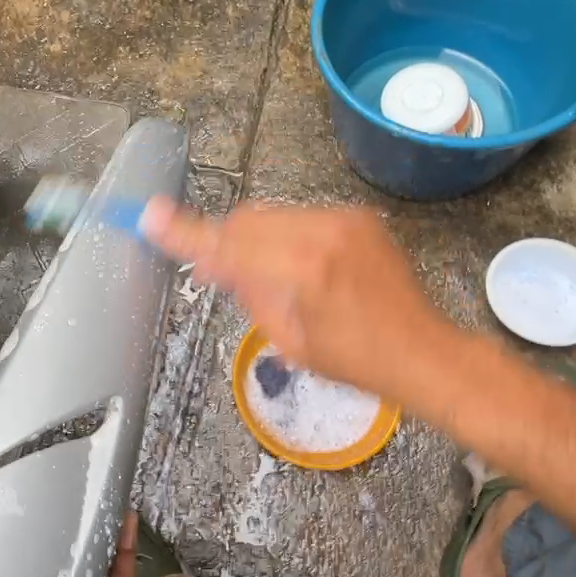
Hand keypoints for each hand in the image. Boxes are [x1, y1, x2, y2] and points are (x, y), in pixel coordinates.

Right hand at [139, 198, 467, 404]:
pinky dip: (284, 236)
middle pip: (246, 219)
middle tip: (216, 271)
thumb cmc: (356, 361)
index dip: (186, 234)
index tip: (150, 215)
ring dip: (256, 239)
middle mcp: (324, 232)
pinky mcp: (355, 214)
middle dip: (225, 240)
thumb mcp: (289, 341)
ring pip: (270, 214)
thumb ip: (248, 293)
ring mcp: (343, 218)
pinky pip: (298, 216)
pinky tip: (300, 267)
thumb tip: (211, 262)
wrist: (425, 351)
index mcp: (305, 271)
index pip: (229, 245)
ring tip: (272, 276)